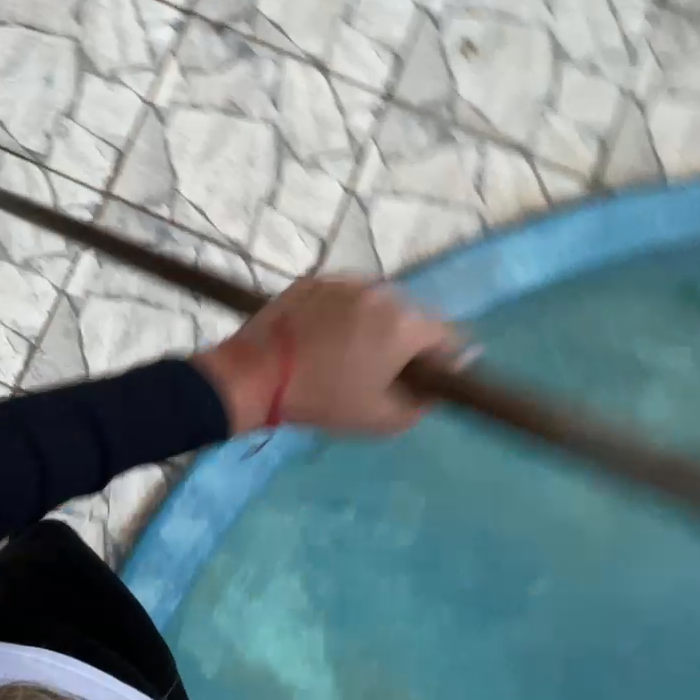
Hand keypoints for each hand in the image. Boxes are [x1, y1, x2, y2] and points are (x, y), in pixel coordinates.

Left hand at [190, 278, 463, 434]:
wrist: (252, 376)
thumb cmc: (320, 399)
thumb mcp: (382, 418)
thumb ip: (422, 403)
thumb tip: (436, 389)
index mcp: (406, 323)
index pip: (448, 338)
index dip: (441, 362)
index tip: (423, 379)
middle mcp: (380, 292)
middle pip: (411, 316)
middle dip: (405, 340)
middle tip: (380, 366)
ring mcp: (342, 282)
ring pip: (376, 302)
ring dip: (373, 322)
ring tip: (348, 349)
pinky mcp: (310, 280)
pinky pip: (342, 296)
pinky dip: (341, 311)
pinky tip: (323, 334)